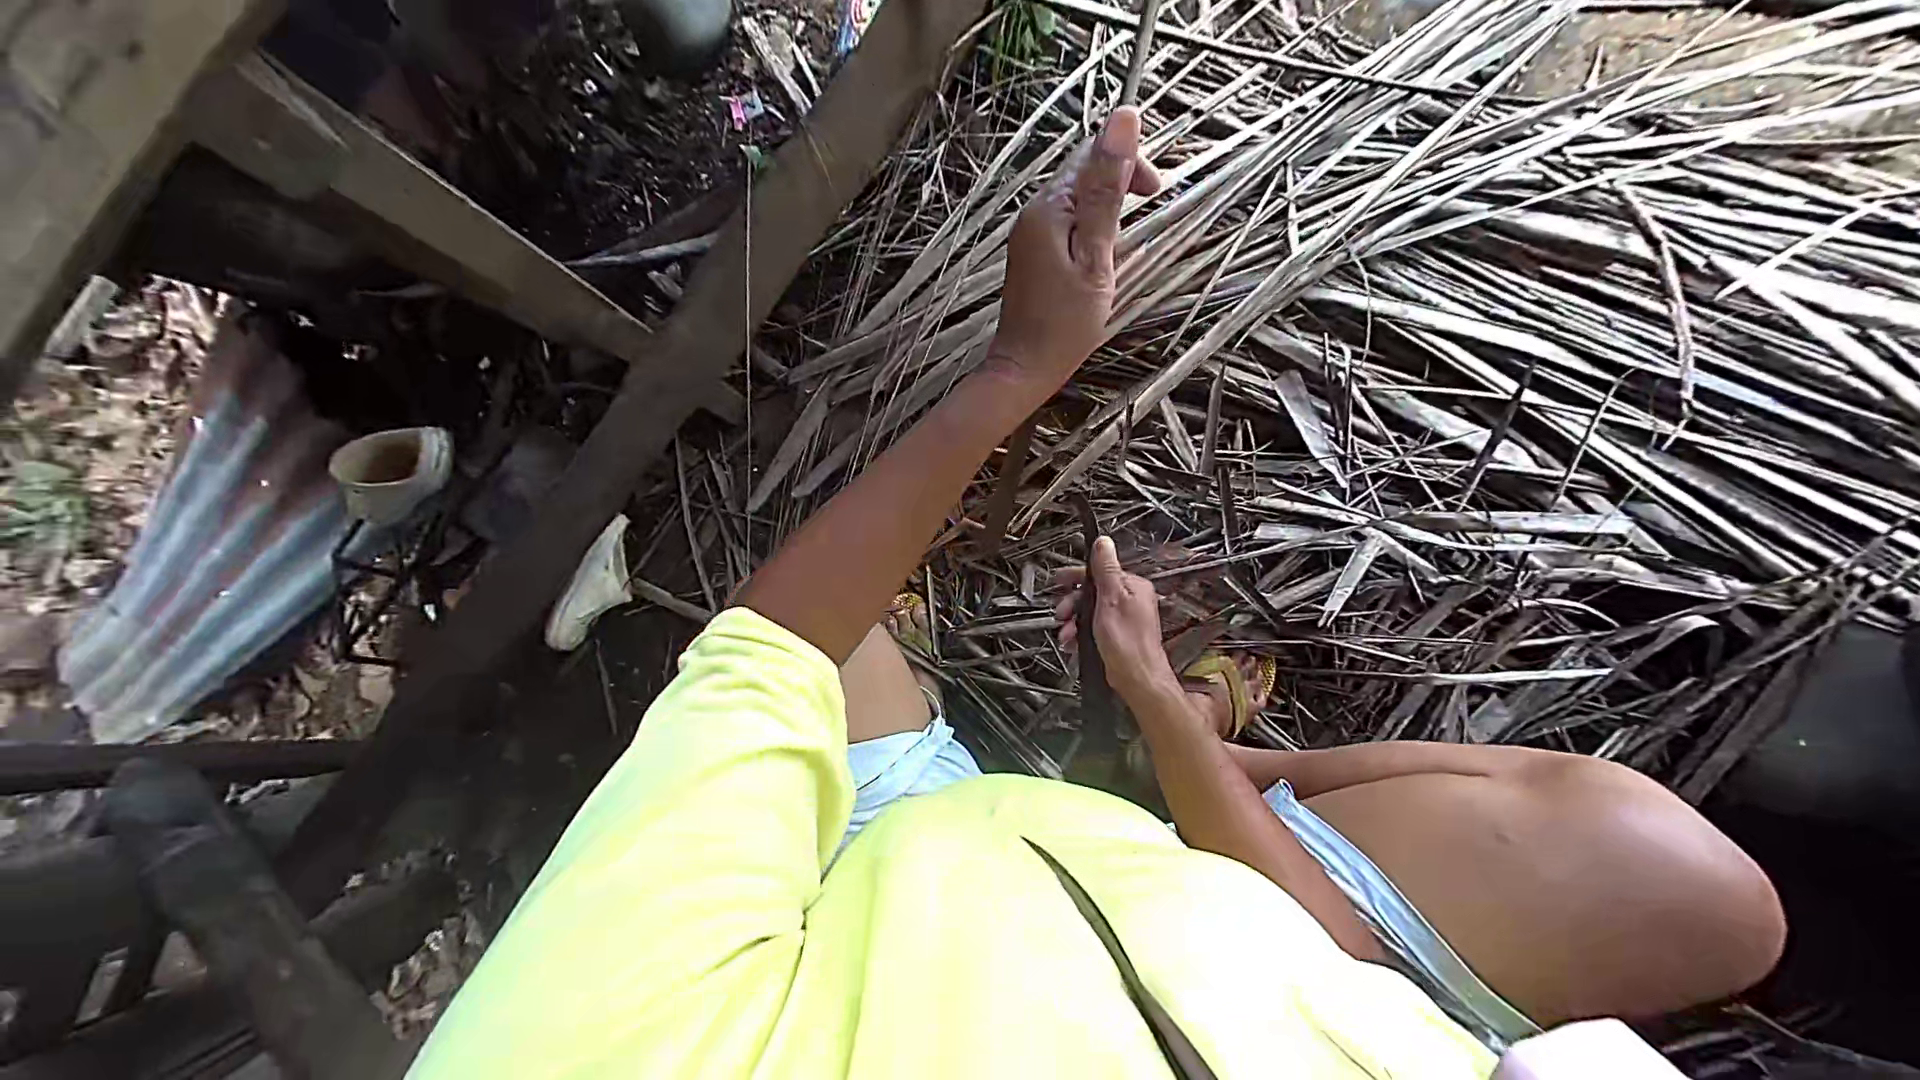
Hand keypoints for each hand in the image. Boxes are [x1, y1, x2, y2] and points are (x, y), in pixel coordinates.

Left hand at [986, 107, 1162, 391]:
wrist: (1024, 369)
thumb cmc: (1064, 325)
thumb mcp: (1096, 258)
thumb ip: (1107, 192)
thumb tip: (1123, 119)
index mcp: (1049, 208)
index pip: (1092, 153)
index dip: (1129, 163)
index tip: (1155, 195)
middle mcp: (1032, 214)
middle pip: (1082, 174)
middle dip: (1118, 187)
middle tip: (1141, 224)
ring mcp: (1028, 235)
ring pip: (1075, 201)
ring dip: (1105, 212)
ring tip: (1118, 250)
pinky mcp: (1030, 255)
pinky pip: (1064, 226)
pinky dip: (1088, 232)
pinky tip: (1098, 258)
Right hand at [1053, 536, 1181, 705]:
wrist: (1136, 678)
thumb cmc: (1127, 643)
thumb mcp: (1110, 598)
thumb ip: (1105, 570)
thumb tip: (1103, 543)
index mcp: (1132, 586)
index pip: (1099, 571)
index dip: (1075, 577)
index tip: (1060, 580)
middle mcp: (1130, 600)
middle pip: (1092, 592)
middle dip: (1072, 604)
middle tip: (1062, 612)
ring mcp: (1124, 618)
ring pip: (1090, 611)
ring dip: (1074, 621)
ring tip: (1067, 632)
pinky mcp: (1117, 634)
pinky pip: (1093, 627)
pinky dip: (1081, 633)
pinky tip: (1074, 641)